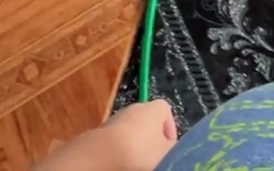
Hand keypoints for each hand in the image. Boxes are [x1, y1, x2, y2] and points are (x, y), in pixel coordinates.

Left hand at [35, 99, 177, 170]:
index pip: (166, 111)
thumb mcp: (167, 155)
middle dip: (150, 143)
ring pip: (129, 135)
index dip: (169, 130)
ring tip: (134, 167)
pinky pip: (113, 145)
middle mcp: (133, 109)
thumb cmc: (139, 154)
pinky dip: (116, 156)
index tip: (169, 150)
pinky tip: (117, 167)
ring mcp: (113, 122)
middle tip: (153, 162)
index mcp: (153, 109)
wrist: (97, 159)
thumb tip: (177, 152)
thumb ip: (176, 152)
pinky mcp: (98, 136)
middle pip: (146, 124)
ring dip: (132, 150)